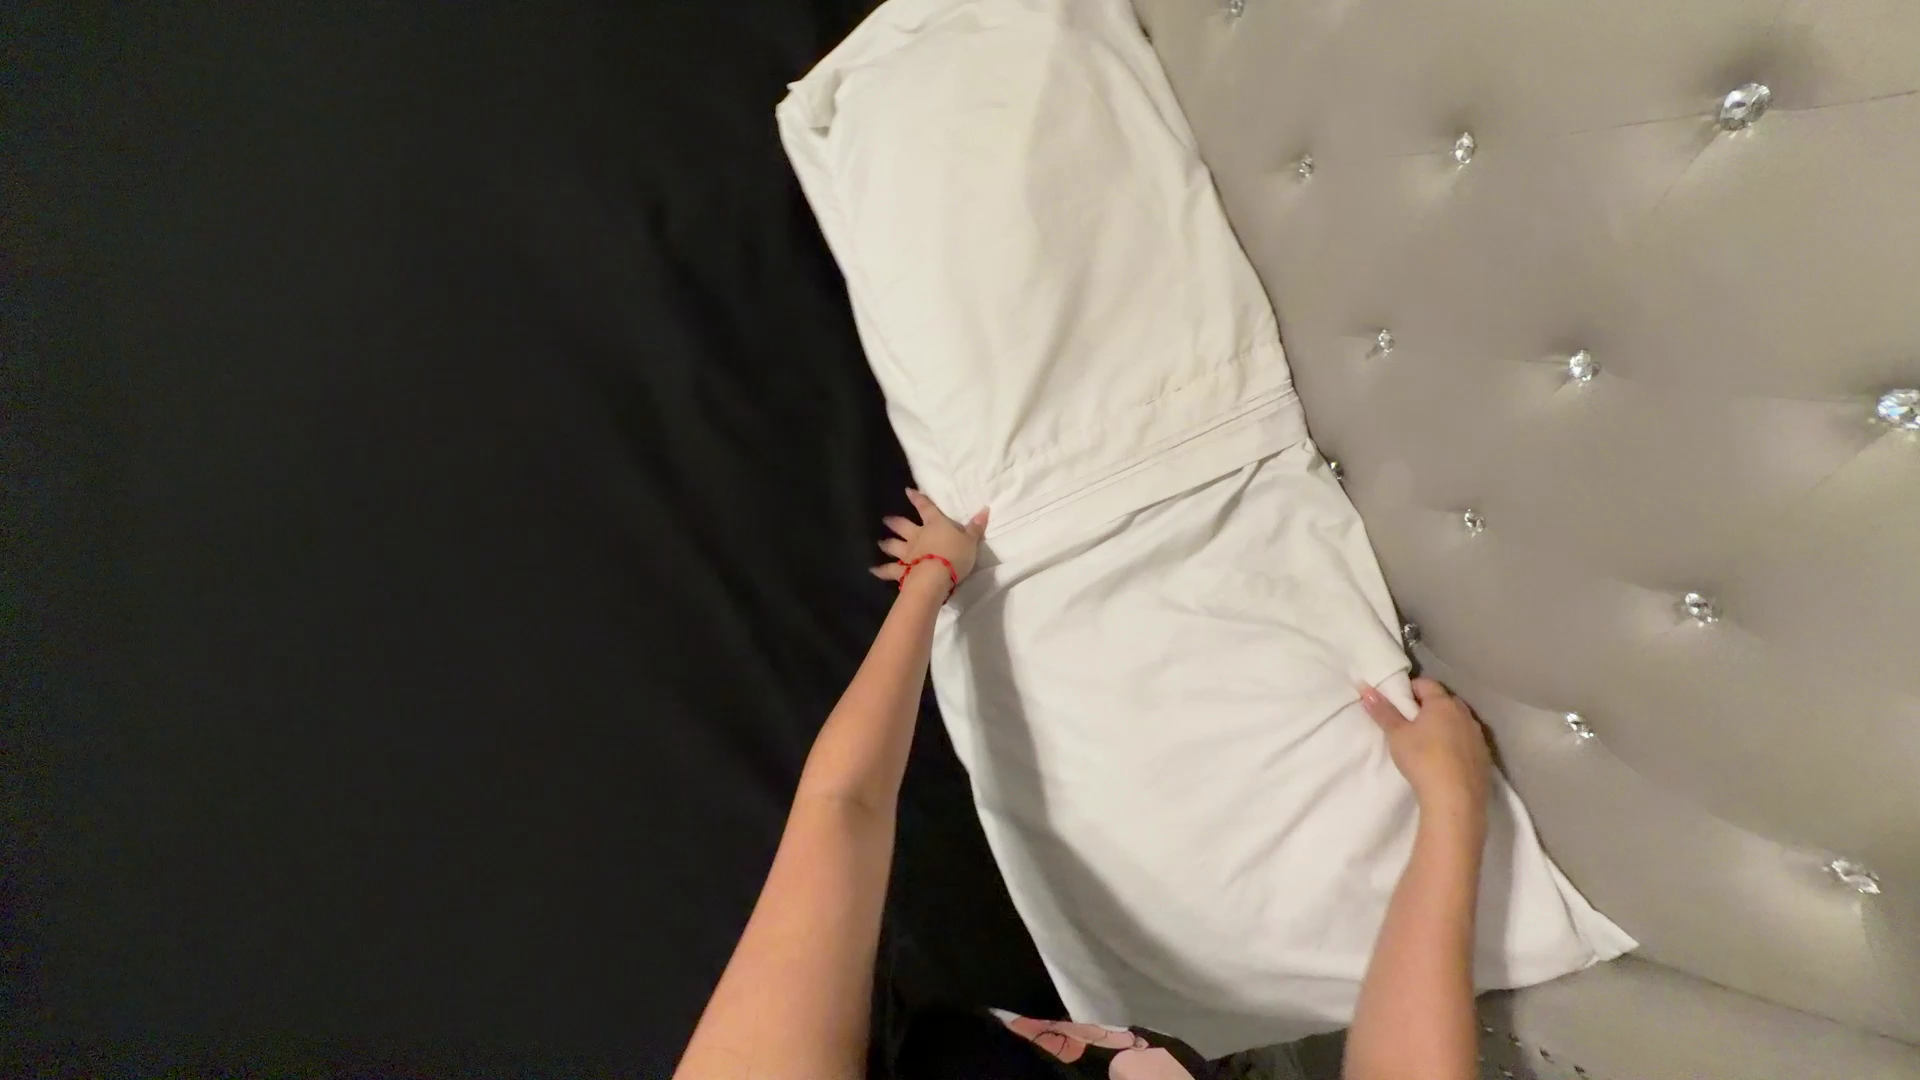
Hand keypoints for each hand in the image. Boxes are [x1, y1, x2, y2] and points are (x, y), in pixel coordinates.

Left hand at [869, 488, 988, 592]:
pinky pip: (890, 570)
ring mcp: (908, 553)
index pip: (926, 508)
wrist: (937, 576)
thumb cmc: (955, 555)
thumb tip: (984, 509)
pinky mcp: (903, 570)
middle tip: (886, 519)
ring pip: (894, 546)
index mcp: (935, 525)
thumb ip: (976, 527)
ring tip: (880, 542)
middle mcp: (918, 536)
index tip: (908, 491)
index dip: (918, 499)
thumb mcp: (970, 541)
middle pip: (903, 526)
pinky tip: (873, 570)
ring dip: (887, 544)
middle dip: (895, 522)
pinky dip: (881, 570)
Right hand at [1358, 677, 1491, 813]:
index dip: (1408, 689)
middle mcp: (1465, 715)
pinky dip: (1455, 741)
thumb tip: (1364, 687)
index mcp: (1443, 704)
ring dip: (1443, 723)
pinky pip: (1467, 739)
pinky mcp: (1484, 757)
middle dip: (1427, 705)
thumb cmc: (1422, 759)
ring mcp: (1478, 736)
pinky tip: (1443, 757)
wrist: (1455, 799)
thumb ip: (1382, 710)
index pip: (1425, 683)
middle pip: (1444, 700)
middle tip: (1408, 720)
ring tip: (1425, 739)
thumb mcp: (1396, 734)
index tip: (1396, 704)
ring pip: (1457, 720)